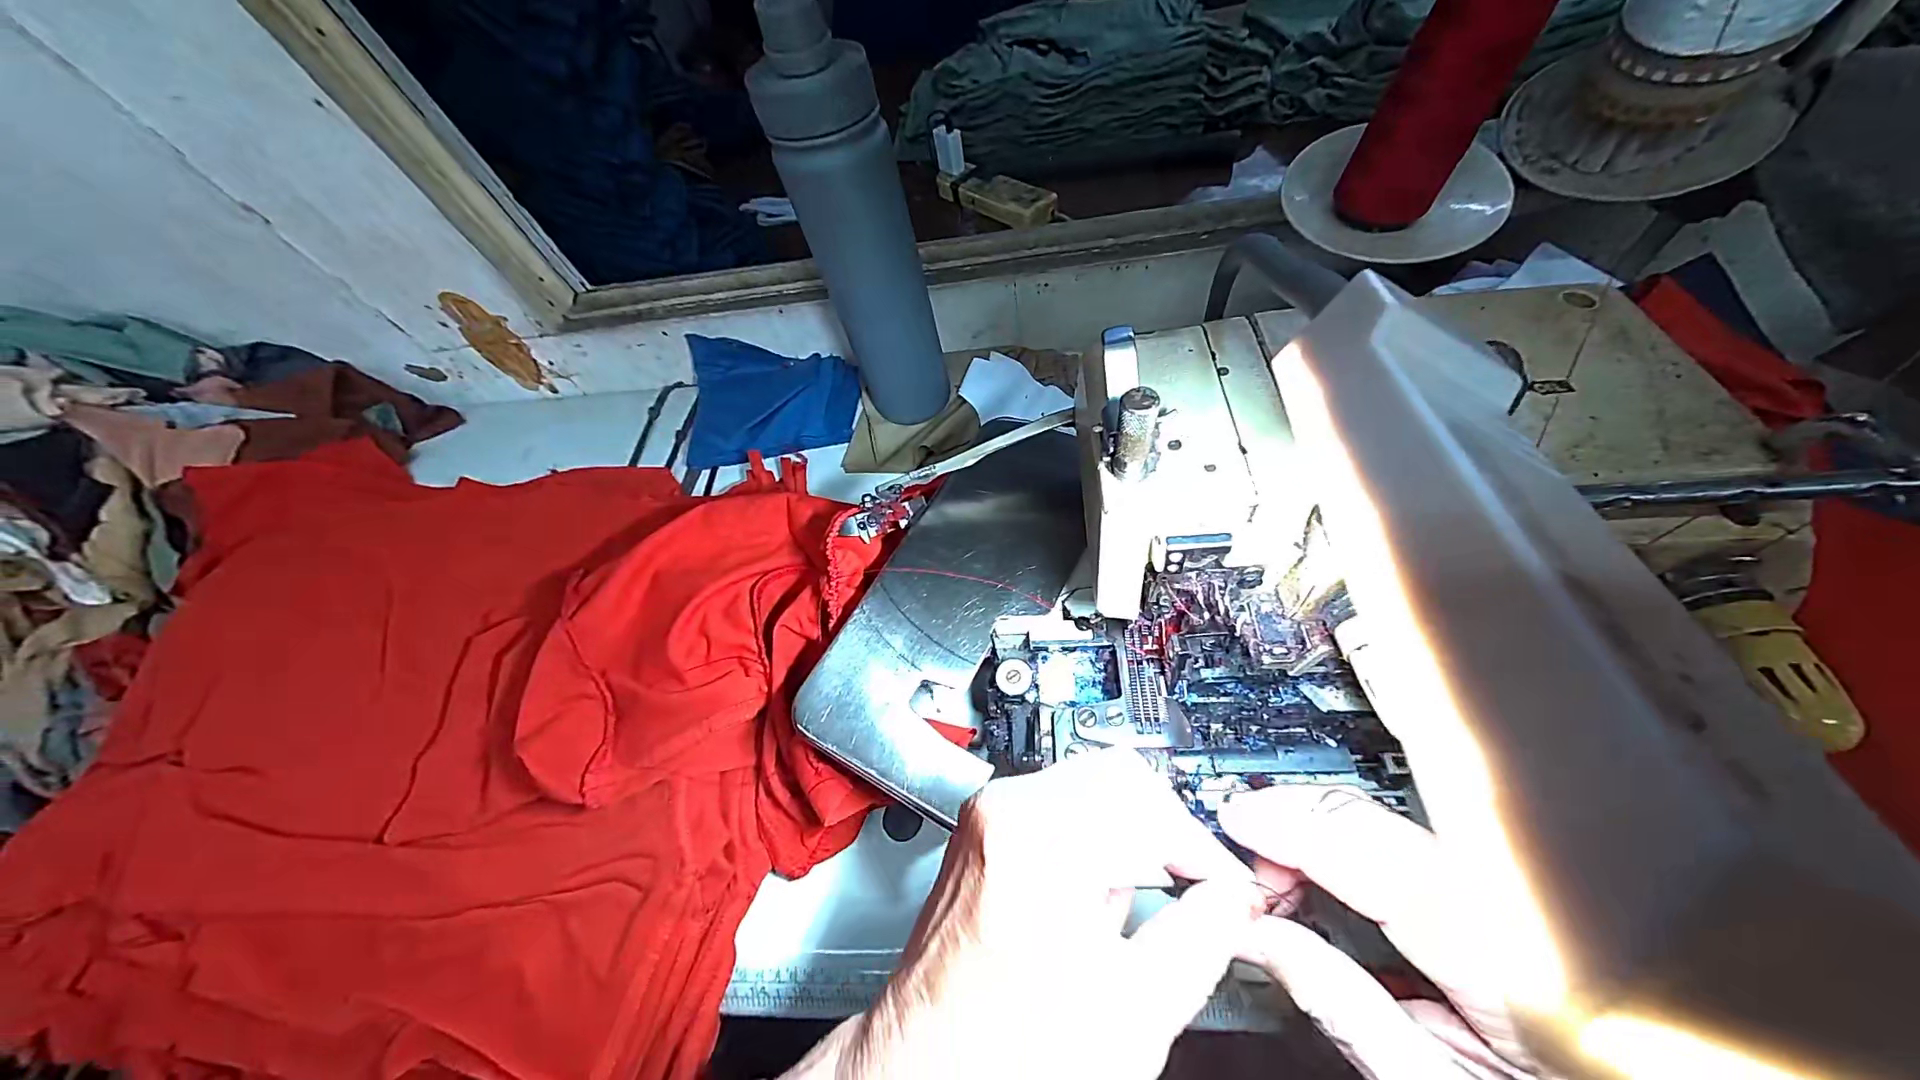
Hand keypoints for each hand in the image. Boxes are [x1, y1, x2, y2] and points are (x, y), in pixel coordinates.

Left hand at [783, 748, 1271, 1079]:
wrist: (931, 1058)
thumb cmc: (1001, 1051)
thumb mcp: (1133, 1010)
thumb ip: (1201, 940)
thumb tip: (1230, 898)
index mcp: (1037, 840)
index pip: (1150, 810)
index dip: (1204, 851)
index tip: (1230, 883)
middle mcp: (1004, 808)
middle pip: (1120, 778)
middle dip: (1171, 830)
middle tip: (1201, 883)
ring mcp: (989, 812)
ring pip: (1092, 782)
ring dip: (1136, 829)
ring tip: (1150, 892)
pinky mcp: (985, 824)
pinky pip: (1061, 799)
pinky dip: (1099, 831)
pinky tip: (1105, 885)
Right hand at [1218, 785, 1547, 1079]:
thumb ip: (1343, 1006)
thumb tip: (1264, 937)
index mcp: (1505, 961)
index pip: (1367, 845)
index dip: (1288, 819)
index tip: (1239, 818)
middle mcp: (1526, 913)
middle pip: (1383, 818)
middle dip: (1303, 823)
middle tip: (1262, 869)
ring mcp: (1536, 904)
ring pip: (1405, 824)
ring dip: (1332, 834)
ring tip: (1295, 875)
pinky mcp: (1535, 905)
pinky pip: (1433, 850)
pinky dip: (1371, 851)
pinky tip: (1345, 882)